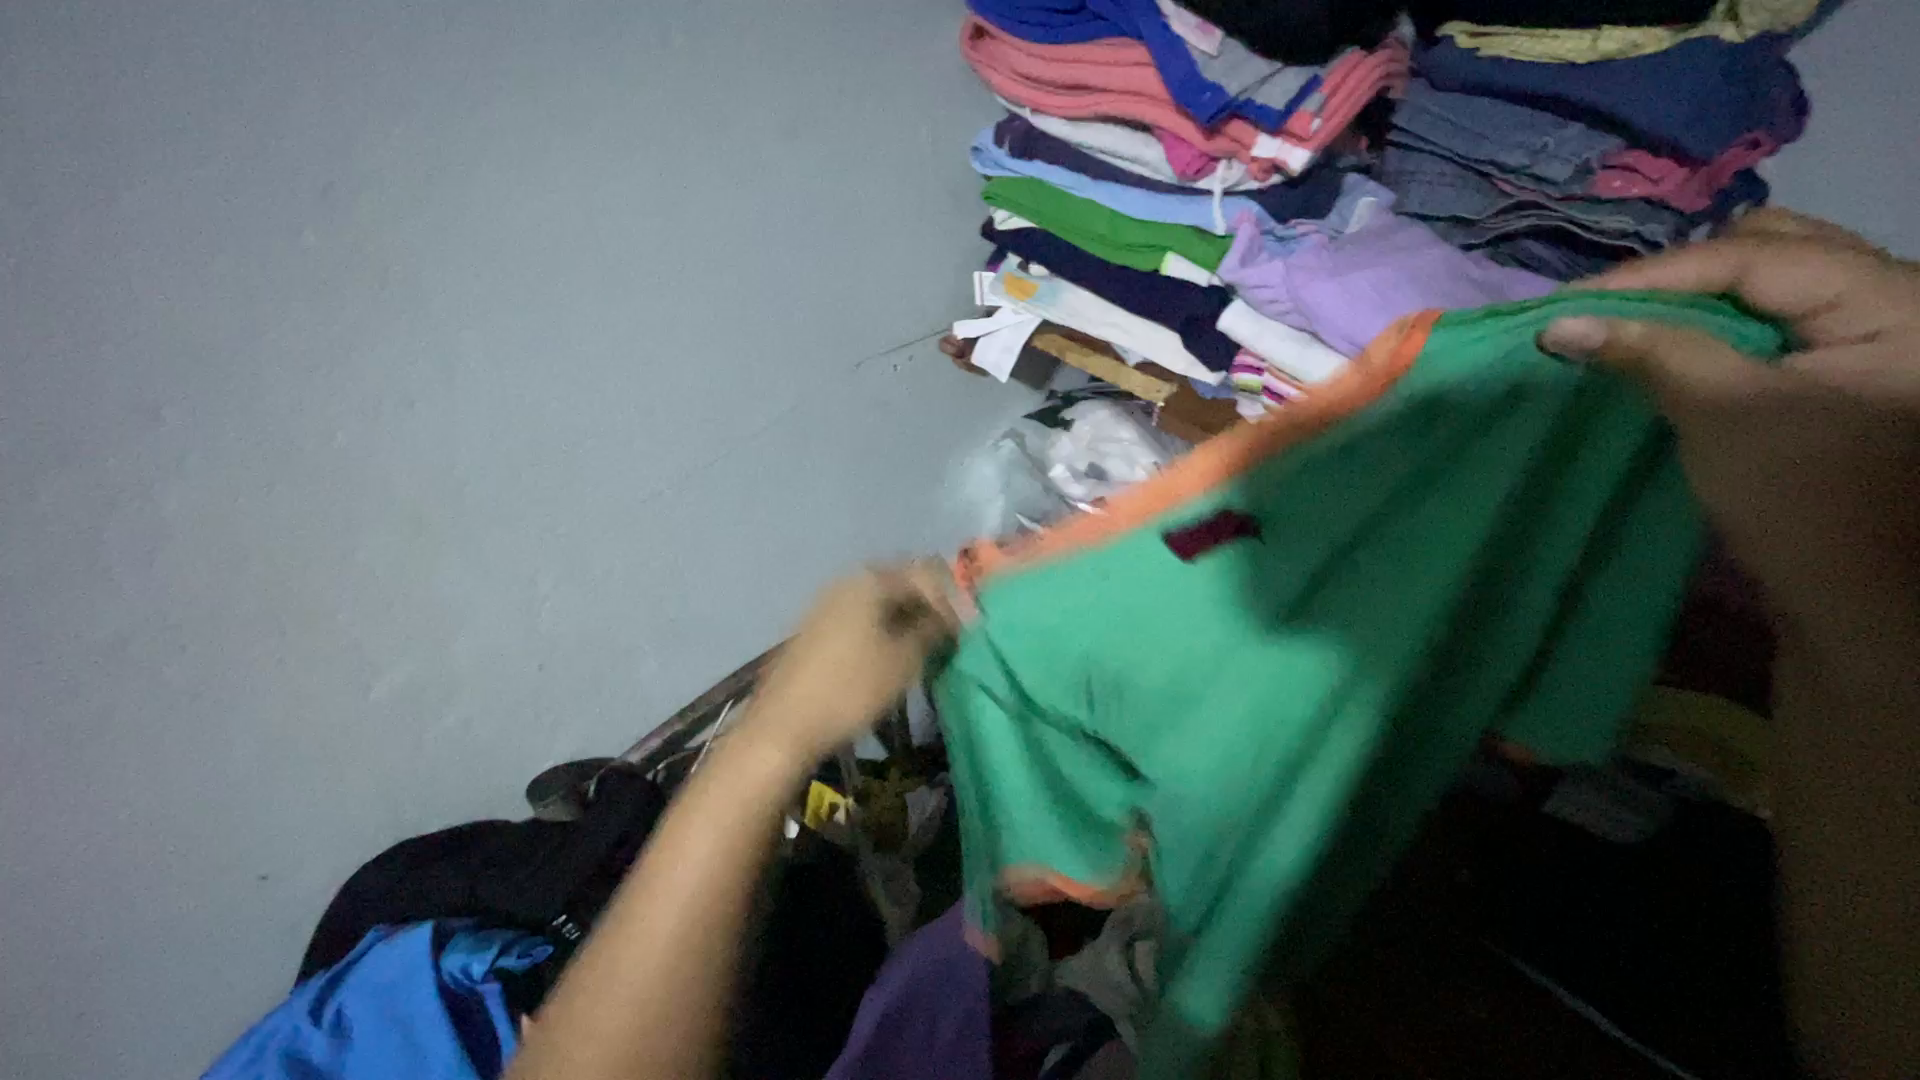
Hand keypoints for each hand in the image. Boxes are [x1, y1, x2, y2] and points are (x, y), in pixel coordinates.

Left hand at [735, 560, 959, 764]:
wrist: (783, 726)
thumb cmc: (851, 689)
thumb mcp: (904, 660)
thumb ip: (934, 630)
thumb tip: (952, 617)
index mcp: (870, 580)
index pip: (926, 574)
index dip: (954, 599)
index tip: (971, 630)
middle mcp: (846, 582)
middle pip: (901, 584)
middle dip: (931, 608)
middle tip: (952, 638)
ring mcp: (826, 605)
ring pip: (881, 604)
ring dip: (908, 621)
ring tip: (928, 651)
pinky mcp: (815, 630)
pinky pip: (862, 620)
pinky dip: (885, 631)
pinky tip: (894, 658)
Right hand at [1539, 209, 1919, 632]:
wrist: (1862, 588)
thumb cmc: (1802, 496)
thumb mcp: (1722, 413)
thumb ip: (1647, 353)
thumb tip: (1556, 322)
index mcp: (1891, 298)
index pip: (1754, 256)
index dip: (1652, 275)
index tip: (1566, 304)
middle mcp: (1892, 296)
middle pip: (1774, 247)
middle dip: (1678, 273)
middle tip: (1602, 307)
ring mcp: (1870, 332)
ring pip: (1771, 280)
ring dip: (1691, 297)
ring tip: (1625, 322)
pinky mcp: (1842, 366)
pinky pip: (1770, 317)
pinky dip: (1710, 324)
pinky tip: (1664, 344)